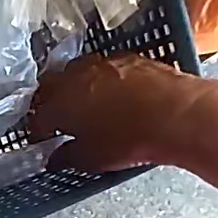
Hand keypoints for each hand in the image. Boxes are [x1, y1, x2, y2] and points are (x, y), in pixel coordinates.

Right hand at [28, 53, 217, 171]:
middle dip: (49, 101)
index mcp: (59, 103)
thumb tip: (55, 158)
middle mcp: (74, 78)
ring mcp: (102, 64)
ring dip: (73, 85)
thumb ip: (67, 156)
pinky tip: (110, 92)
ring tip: (81, 102)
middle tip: (56, 117)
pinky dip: (99, 79)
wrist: (179, 114)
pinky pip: (103, 67)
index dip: (38, 131)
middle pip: (50, 86)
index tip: (42, 140)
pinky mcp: (128, 59)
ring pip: (75, 71)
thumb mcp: (91, 158)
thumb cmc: (129, 139)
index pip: (38, 117)